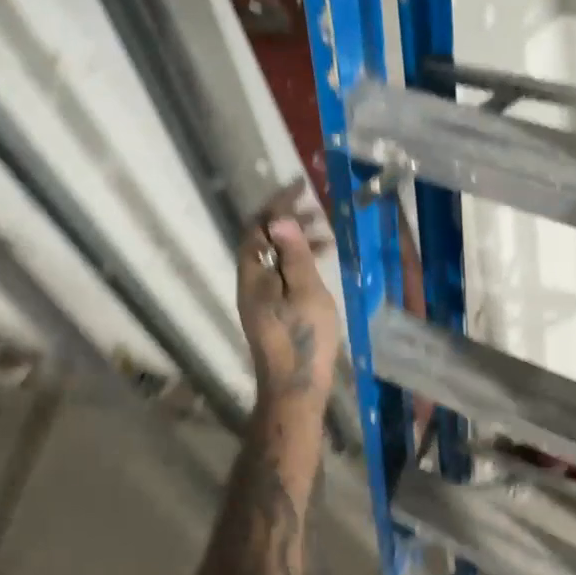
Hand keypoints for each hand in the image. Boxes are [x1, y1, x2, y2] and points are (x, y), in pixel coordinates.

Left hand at [239, 184, 340, 406]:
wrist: (293, 389)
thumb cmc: (304, 338)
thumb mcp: (306, 292)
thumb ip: (294, 255)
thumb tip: (278, 218)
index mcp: (254, 276)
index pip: (258, 227)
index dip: (277, 203)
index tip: (301, 185)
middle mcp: (250, 284)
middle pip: (261, 240)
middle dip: (286, 218)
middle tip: (317, 208)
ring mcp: (257, 299)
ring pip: (272, 257)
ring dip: (294, 239)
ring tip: (325, 234)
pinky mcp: (269, 311)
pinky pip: (279, 272)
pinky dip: (297, 260)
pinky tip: (319, 263)